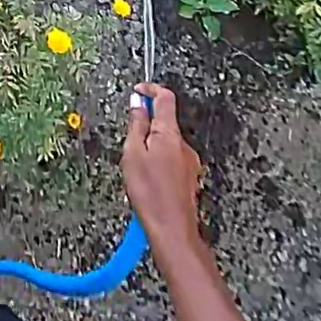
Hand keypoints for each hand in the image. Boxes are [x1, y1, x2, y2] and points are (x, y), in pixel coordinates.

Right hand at [122, 82, 203, 251]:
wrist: (173, 231)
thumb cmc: (150, 194)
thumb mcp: (133, 153)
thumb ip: (136, 124)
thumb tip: (137, 102)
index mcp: (169, 133)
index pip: (165, 96)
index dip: (150, 89)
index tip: (138, 91)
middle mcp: (183, 144)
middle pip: (165, 119)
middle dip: (147, 123)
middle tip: (131, 140)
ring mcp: (188, 161)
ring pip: (167, 140)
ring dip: (152, 144)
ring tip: (138, 167)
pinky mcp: (188, 176)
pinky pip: (171, 156)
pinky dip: (159, 159)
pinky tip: (149, 179)